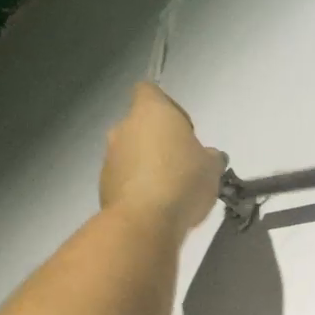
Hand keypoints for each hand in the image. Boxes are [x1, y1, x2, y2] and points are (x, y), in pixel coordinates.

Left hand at [100, 83, 226, 231]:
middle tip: (180, 166)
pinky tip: (154, 208)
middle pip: (140, 127)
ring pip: (130, 155)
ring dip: (146, 168)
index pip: (149, 91)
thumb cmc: (182, 182)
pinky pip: (124, 181)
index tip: (183, 131)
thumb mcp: (211, 167)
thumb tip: (209, 156)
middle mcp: (122, 129)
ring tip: (169, 193)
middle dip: (157, 143)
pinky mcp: (103, 187)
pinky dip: (136, 189)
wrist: (145, 222)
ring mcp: (109, 159)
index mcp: (149, 111)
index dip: (167, 107)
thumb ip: (210, 156)